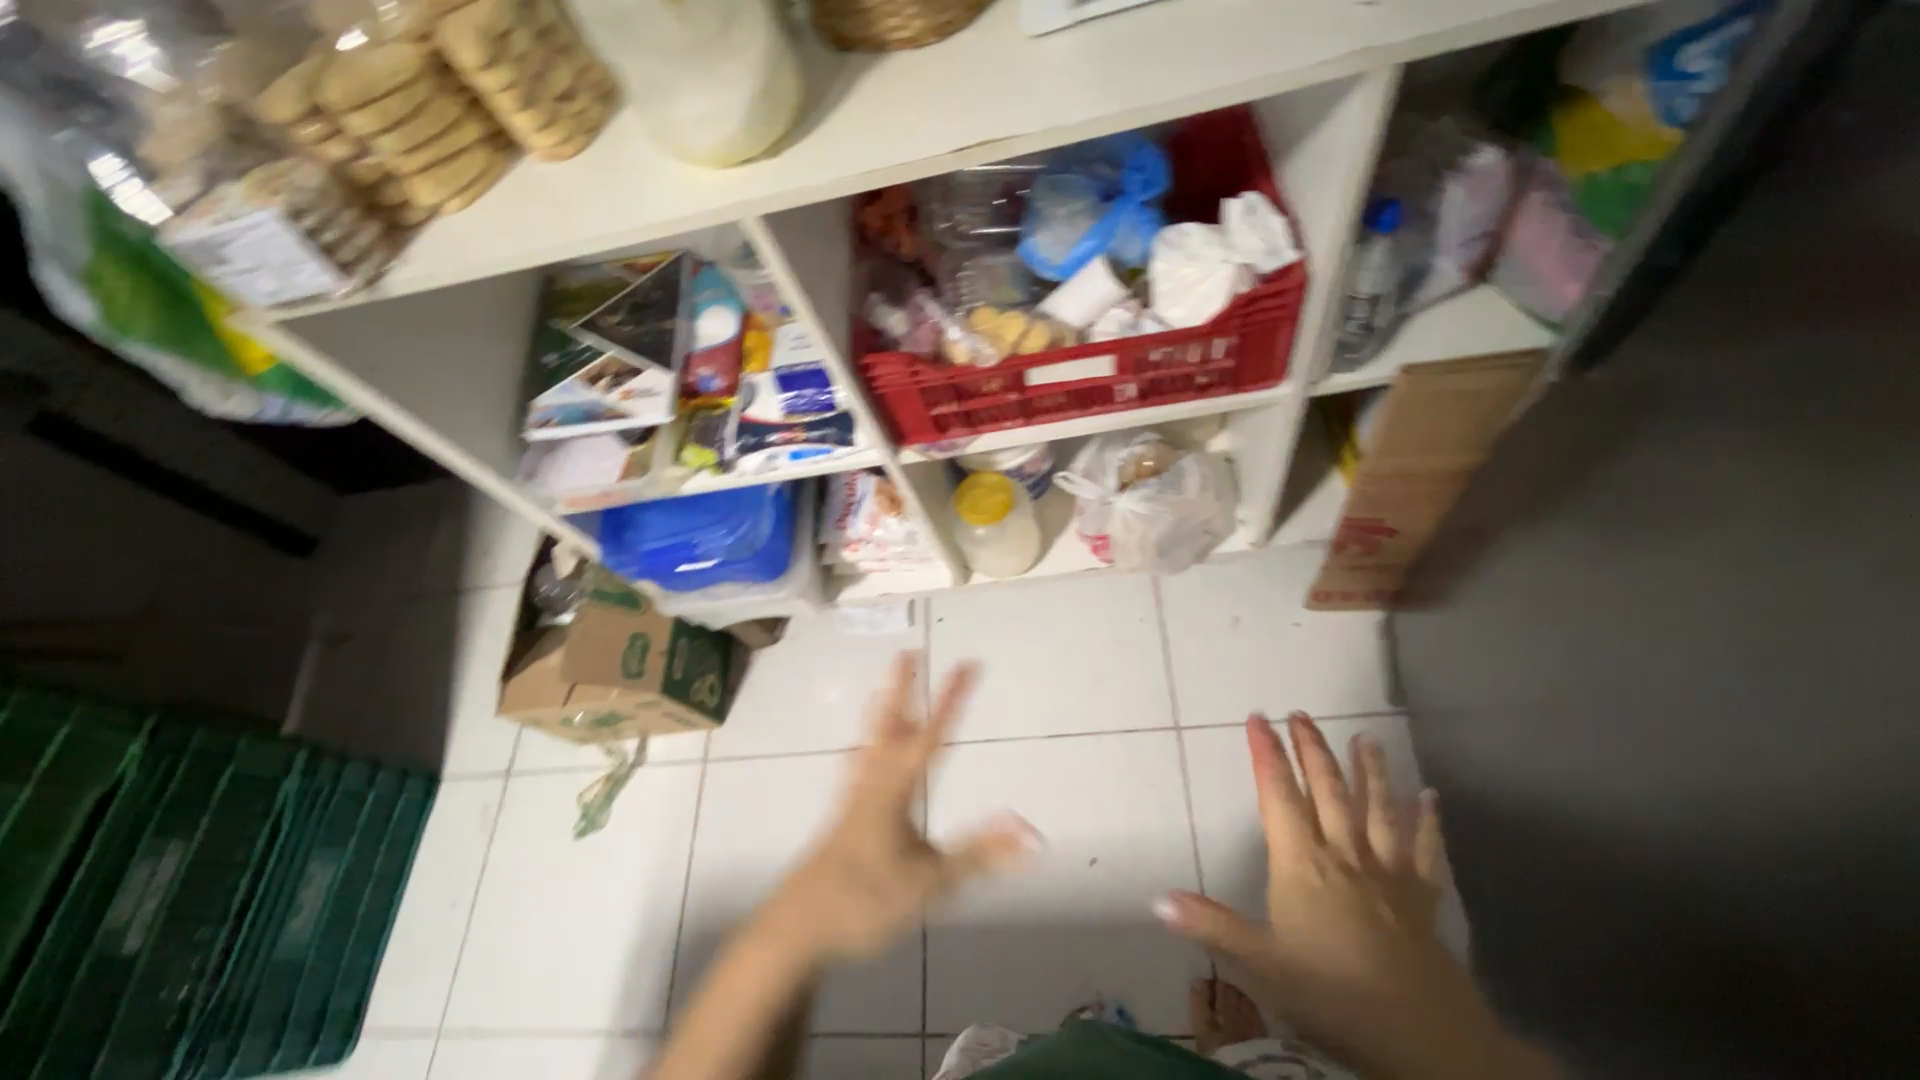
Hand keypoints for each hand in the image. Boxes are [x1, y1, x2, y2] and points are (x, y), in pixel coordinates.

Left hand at [761, 653, 1039, 963]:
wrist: (796, 929)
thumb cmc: (863, 901)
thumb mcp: (929, 884)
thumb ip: (979, 856)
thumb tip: (1032, 832)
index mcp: (894, 791)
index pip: (931, 736)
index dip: (951, 699)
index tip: (967, 665)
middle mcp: (871, 786)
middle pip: (890, 728)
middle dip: (903, 691)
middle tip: (907, 654)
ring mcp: (851, 804)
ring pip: (869, 747)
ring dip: (882, 716)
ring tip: (882, 692)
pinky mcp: (840, 823)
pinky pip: (857, 771)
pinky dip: (864, 752)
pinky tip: (856, 758)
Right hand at [1155, 713, 1556, 1079]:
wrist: (1423, 1036)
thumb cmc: (1332, 996)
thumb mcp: (1260, 965)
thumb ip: (1211, 926)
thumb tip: (1157, 899)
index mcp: (1302, 865)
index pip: (1279, 797)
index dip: (1267, 756)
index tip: (1258, 718)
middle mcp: (1345, 857)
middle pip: (1328, 792)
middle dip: (1312, 751)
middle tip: (1302, 715)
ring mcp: (1388, 875)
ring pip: (1377, 810)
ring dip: (1369, 771)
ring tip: (1365, 737)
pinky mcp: (1422, 899)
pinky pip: (1425, 851)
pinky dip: (1426, 821)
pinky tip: (1430, 798)